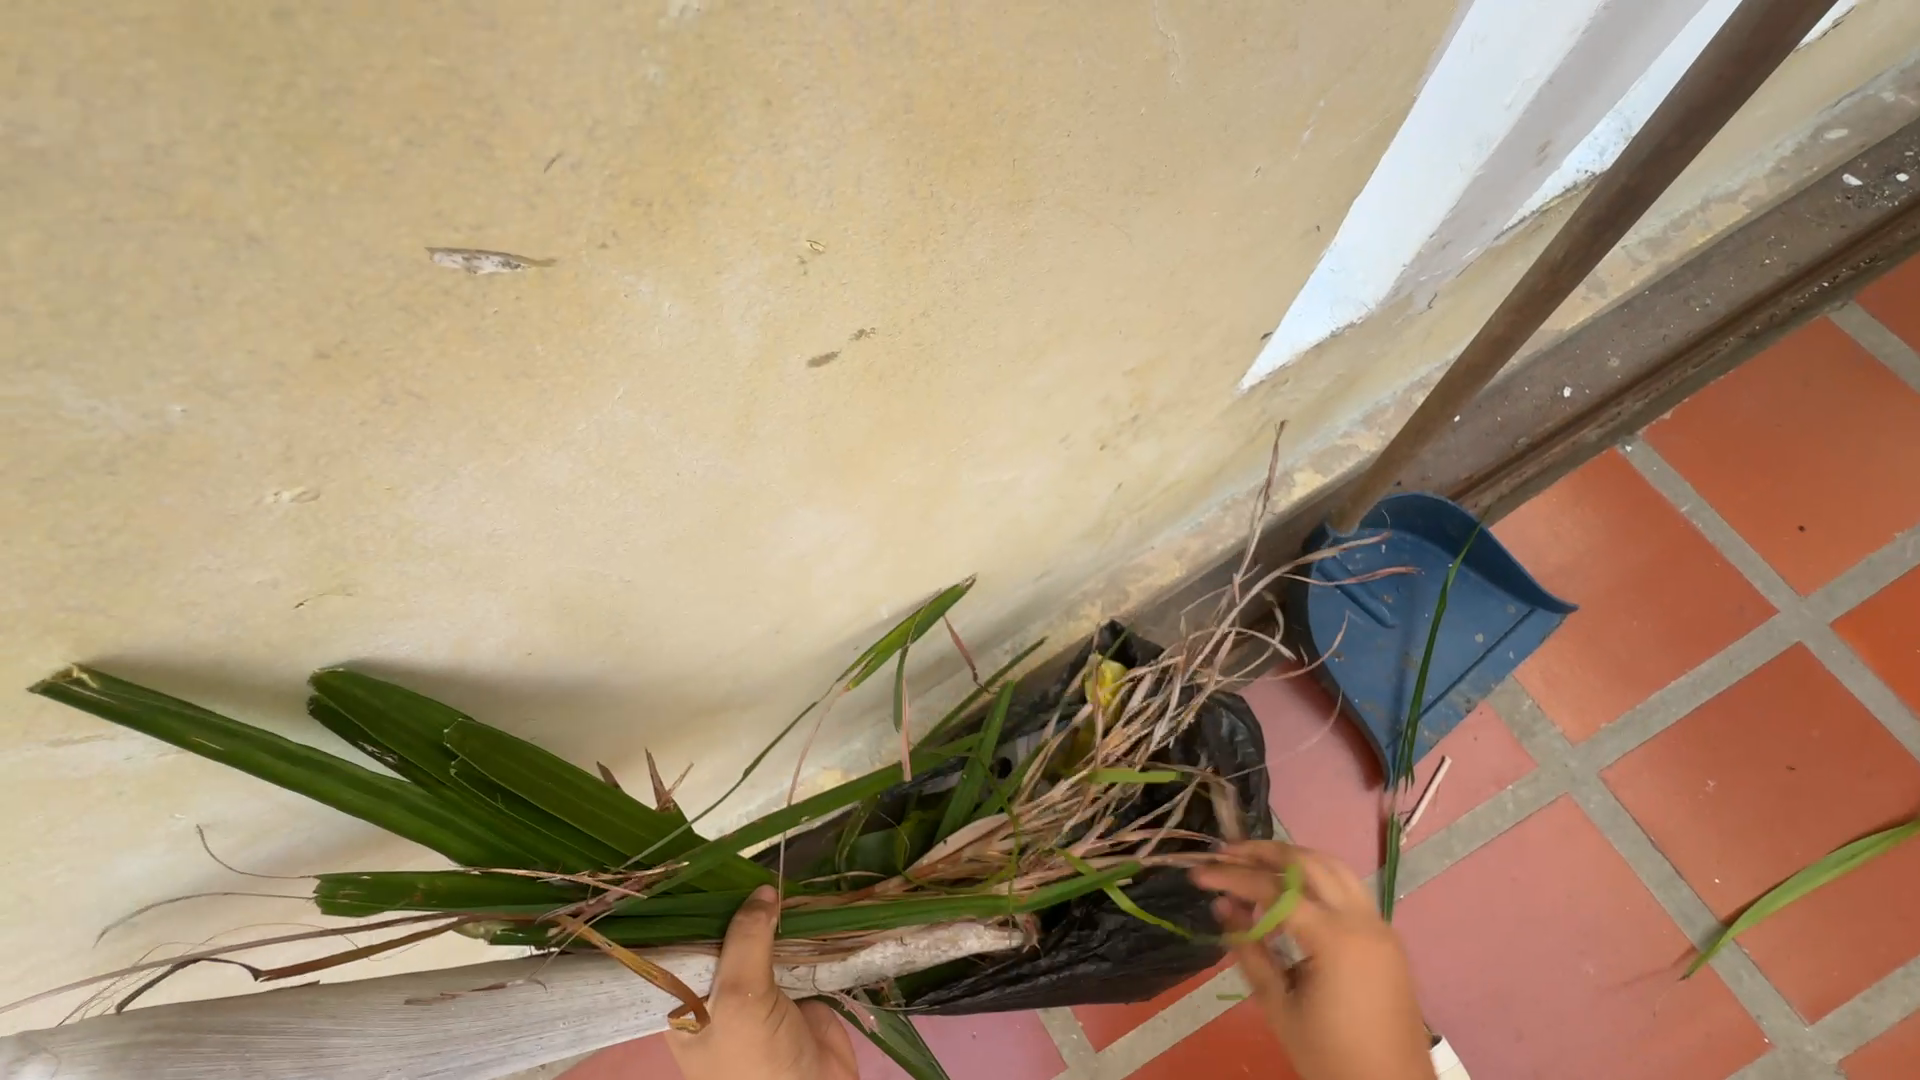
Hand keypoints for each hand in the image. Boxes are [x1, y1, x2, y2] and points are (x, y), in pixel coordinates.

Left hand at [666, 885, 858, 1079]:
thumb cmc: (755, 1061)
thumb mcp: (738, 998)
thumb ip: (746, 939)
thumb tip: (763, 890)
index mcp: (684, 1005)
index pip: (678, 946)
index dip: (690, 909)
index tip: (703, 870)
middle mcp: (715, 995)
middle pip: (722, 937)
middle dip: (736, 904)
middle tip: (744, 864)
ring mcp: (756, 991)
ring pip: (758, 940)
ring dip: (770, 913)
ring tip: (773, 874)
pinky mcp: (794, 989)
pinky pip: (792, 948)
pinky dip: (800, 926)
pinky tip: (802, 898)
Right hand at [1192, 843, 1434, 1079]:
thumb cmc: (1330, 1057)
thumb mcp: (1279, 1006)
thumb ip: (1250, 950)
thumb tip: (1222, 906)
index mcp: (1335, 939)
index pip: (1274, 889)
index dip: (1232, 878)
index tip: (1199, 875)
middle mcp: (1362, 921)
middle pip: (1307, 863)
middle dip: (1263, 852)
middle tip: (1226, 854)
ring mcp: (1380, 926)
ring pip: (1333, 867)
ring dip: (1292, 858)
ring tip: (1256, 862)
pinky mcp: (1386, 938)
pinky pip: (1349, 889)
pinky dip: (1316, 878)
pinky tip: (1291, 891)